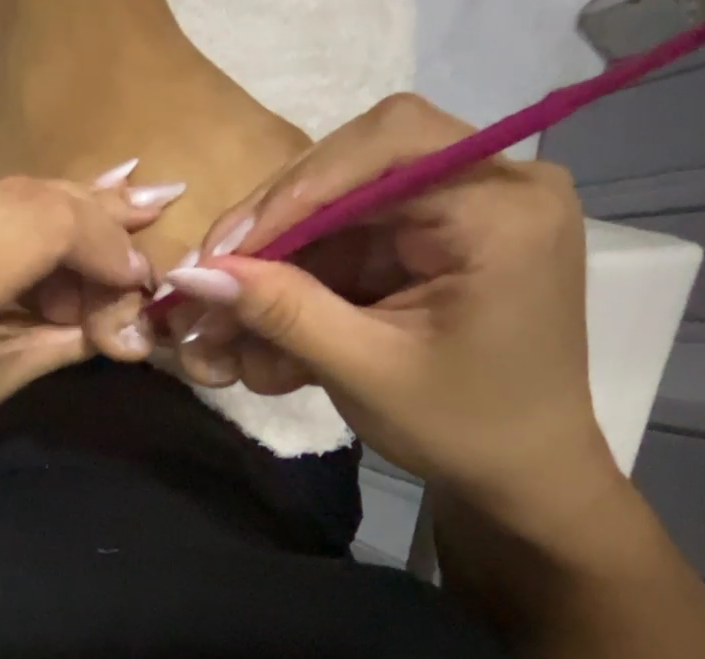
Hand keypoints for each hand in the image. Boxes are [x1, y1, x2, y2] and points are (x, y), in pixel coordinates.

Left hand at [0, 174, 170, 457]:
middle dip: (97, 222)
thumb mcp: (10, 376)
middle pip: (36, 198)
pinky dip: (37, 218)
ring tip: (111, 244)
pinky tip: (66, 241)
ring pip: (16, 191)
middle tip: (134, 251)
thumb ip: (77, 337)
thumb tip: (143, 317)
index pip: (48, 225)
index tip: (134, 279)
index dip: (104, 242)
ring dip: (72, 214)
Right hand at [159, 94, 621, 525]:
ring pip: (329, 212)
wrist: (514, 468)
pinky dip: (290, 290)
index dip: (294, 190)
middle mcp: (485, 188)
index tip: (224, 253)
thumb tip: (190, 275)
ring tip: (220, 329)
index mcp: (501, 208)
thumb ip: (281, 312)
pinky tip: (259, 338)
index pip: (388, 146)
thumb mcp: (363, 369)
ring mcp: (450, 215)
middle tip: (205, 284)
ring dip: (268, 270)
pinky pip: (337, 248)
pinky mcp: (421, 246)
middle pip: (349, 169)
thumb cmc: (459, 423)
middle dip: (270, 231)